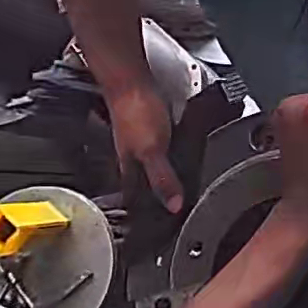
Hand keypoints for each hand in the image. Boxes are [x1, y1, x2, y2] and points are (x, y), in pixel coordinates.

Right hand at [106, 84, 183, 213]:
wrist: (131, 79)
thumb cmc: (136, 111)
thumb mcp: (153, 150)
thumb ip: (163, 177)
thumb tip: (173, 205)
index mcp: (130, 166)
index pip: (134, 197)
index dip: (141, 212)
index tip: (149, 228)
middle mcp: (133, 155)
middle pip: (141, 181)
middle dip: (151, 195)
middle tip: (165, 208)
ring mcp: (141, 139)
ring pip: (149, 164)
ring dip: (161, 175)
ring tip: (174, 186)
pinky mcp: (150, 125)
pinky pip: (161, 146)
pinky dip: (170, 153)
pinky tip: (178, 152)